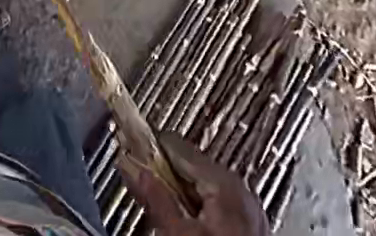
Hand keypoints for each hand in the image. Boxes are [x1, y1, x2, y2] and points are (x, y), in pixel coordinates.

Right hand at [121, 132, 265, 235]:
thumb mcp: (177, 235)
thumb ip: (154, 198)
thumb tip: (131, 166)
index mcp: (225, 182)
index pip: (178, 148)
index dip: (150, 149)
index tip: (128, 149)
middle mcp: (240, 189)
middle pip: (191, 168)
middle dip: (164, 177)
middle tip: (138, 185)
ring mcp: (247, 211)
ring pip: (201, 190)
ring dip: (177, 197)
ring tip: (159, 212)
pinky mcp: (247, 230)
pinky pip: (214, 208)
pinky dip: (194, 212)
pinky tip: (181, 228)